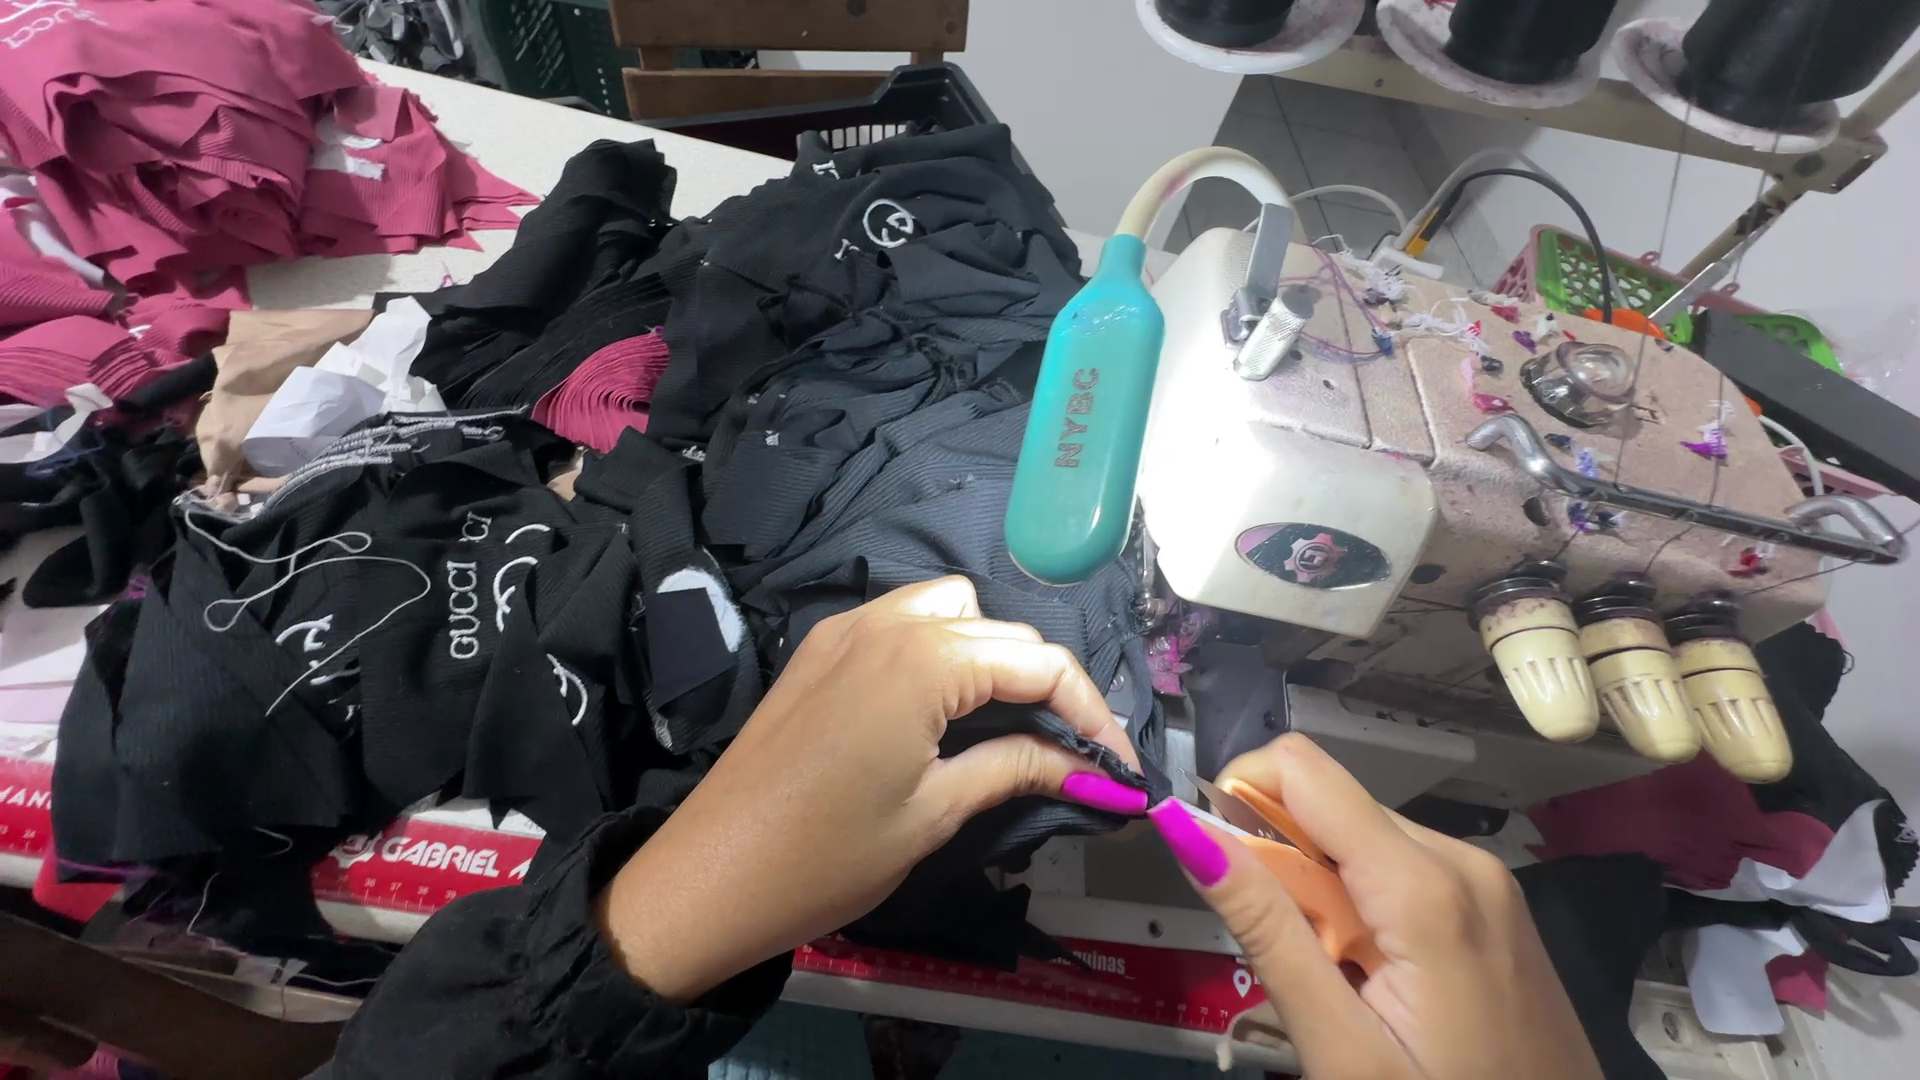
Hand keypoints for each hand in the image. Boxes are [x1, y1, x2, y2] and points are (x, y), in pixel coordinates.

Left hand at [596, 576, 1145, 999]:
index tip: (1119, 762)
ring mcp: (849, 627)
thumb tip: (1093, 767)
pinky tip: (940, 700)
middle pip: (1001, 631)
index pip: (1039, 663)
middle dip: (1046, 683)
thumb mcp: (936, 813)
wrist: (707, 877)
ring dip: (990, 650)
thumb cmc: (827, 855)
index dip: (1092, 710)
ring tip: (1001, 714)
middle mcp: (889, 621)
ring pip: (951, 607)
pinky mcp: (822, 646)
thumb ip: (1018, 768)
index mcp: (925, 659)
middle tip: (1067, 747)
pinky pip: (901, 619)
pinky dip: (939, 645)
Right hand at [1149, 734, 1600, 1079]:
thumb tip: (1184, 823)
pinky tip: (1375, 970)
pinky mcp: (1492, 901)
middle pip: (1325, 800)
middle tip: (1293, 951)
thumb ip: (1263, 925)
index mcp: (1424, 884)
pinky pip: (1392, 859)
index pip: (1299, 767)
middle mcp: (1459, 857)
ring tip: (1337, 972)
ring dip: (1315, 880)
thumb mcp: (1340, 1046)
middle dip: (1279, 855)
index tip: (1225, 868)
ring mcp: (1484, 879)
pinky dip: (1355, 895)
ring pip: (1353, 830)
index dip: (1241, 793)